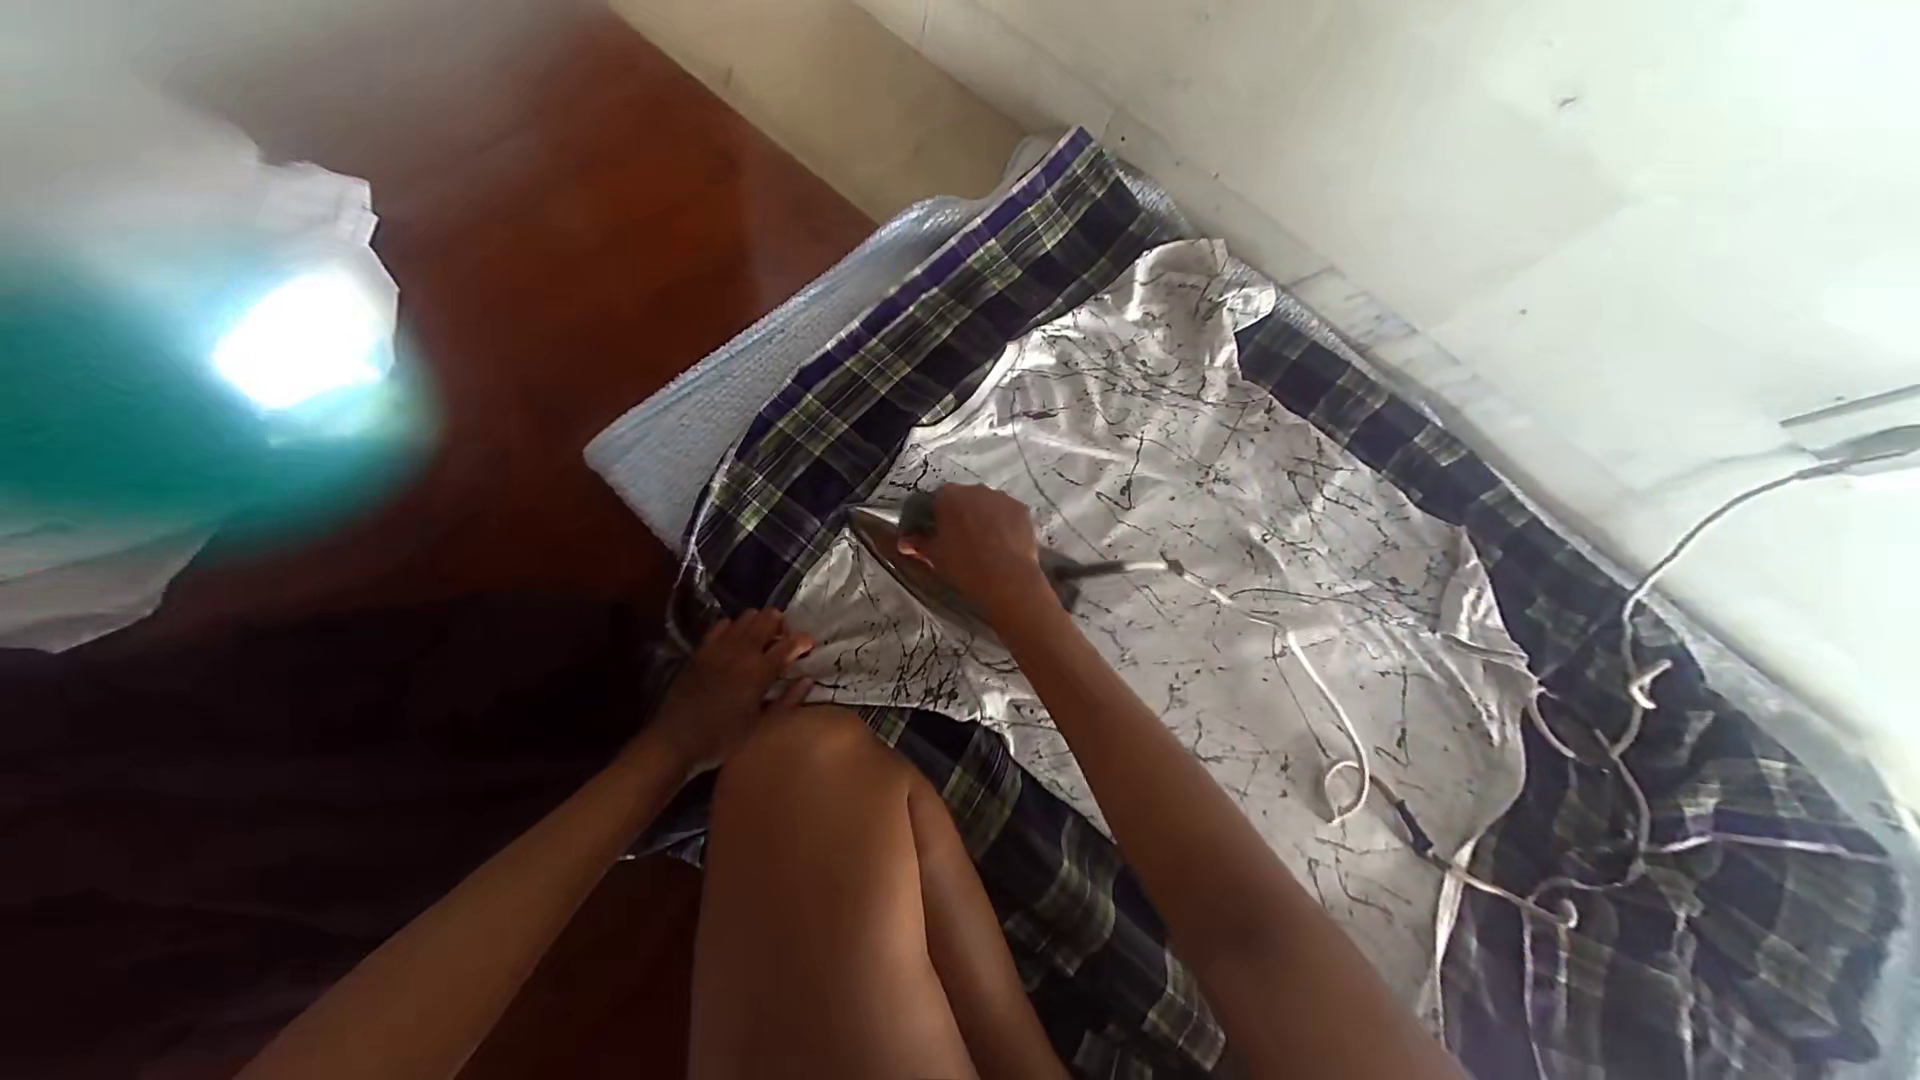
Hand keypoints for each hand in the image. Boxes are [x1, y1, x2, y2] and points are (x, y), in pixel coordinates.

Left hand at [648, 609, 813, 774]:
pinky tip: (737, 643)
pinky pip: (722, 625)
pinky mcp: (701, 650)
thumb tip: (807, 680)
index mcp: (758, 672)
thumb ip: (787, 700)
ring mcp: (718, 647)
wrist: (674, 741)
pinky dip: (735, 627)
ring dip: (760, 623)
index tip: (810, 645)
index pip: (789, 644)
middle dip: (782, 625)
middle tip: (785, 641)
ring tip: (763, 640)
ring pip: (746, 617)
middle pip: (767, 619)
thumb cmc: (722, 739)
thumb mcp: (760, 725)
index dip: (803, 640)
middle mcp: (740, 652)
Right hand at [897, 484, 1056, 622]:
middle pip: (965, 498)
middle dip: (962, 514)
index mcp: (949, 496)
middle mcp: (976, 489)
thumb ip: (918, 544)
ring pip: (988, 504)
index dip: (937, 515)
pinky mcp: (1022, 509)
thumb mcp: (936, 556)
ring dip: (984, 517)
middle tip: (961, 539)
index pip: (937, 499)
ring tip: (986, 543)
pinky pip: (1008, 513)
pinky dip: (1005, 523)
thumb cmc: (964, 565)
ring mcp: (1002, 498)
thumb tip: (903, 543)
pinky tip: (1004, 543)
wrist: (1007, 579)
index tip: (938, 532)